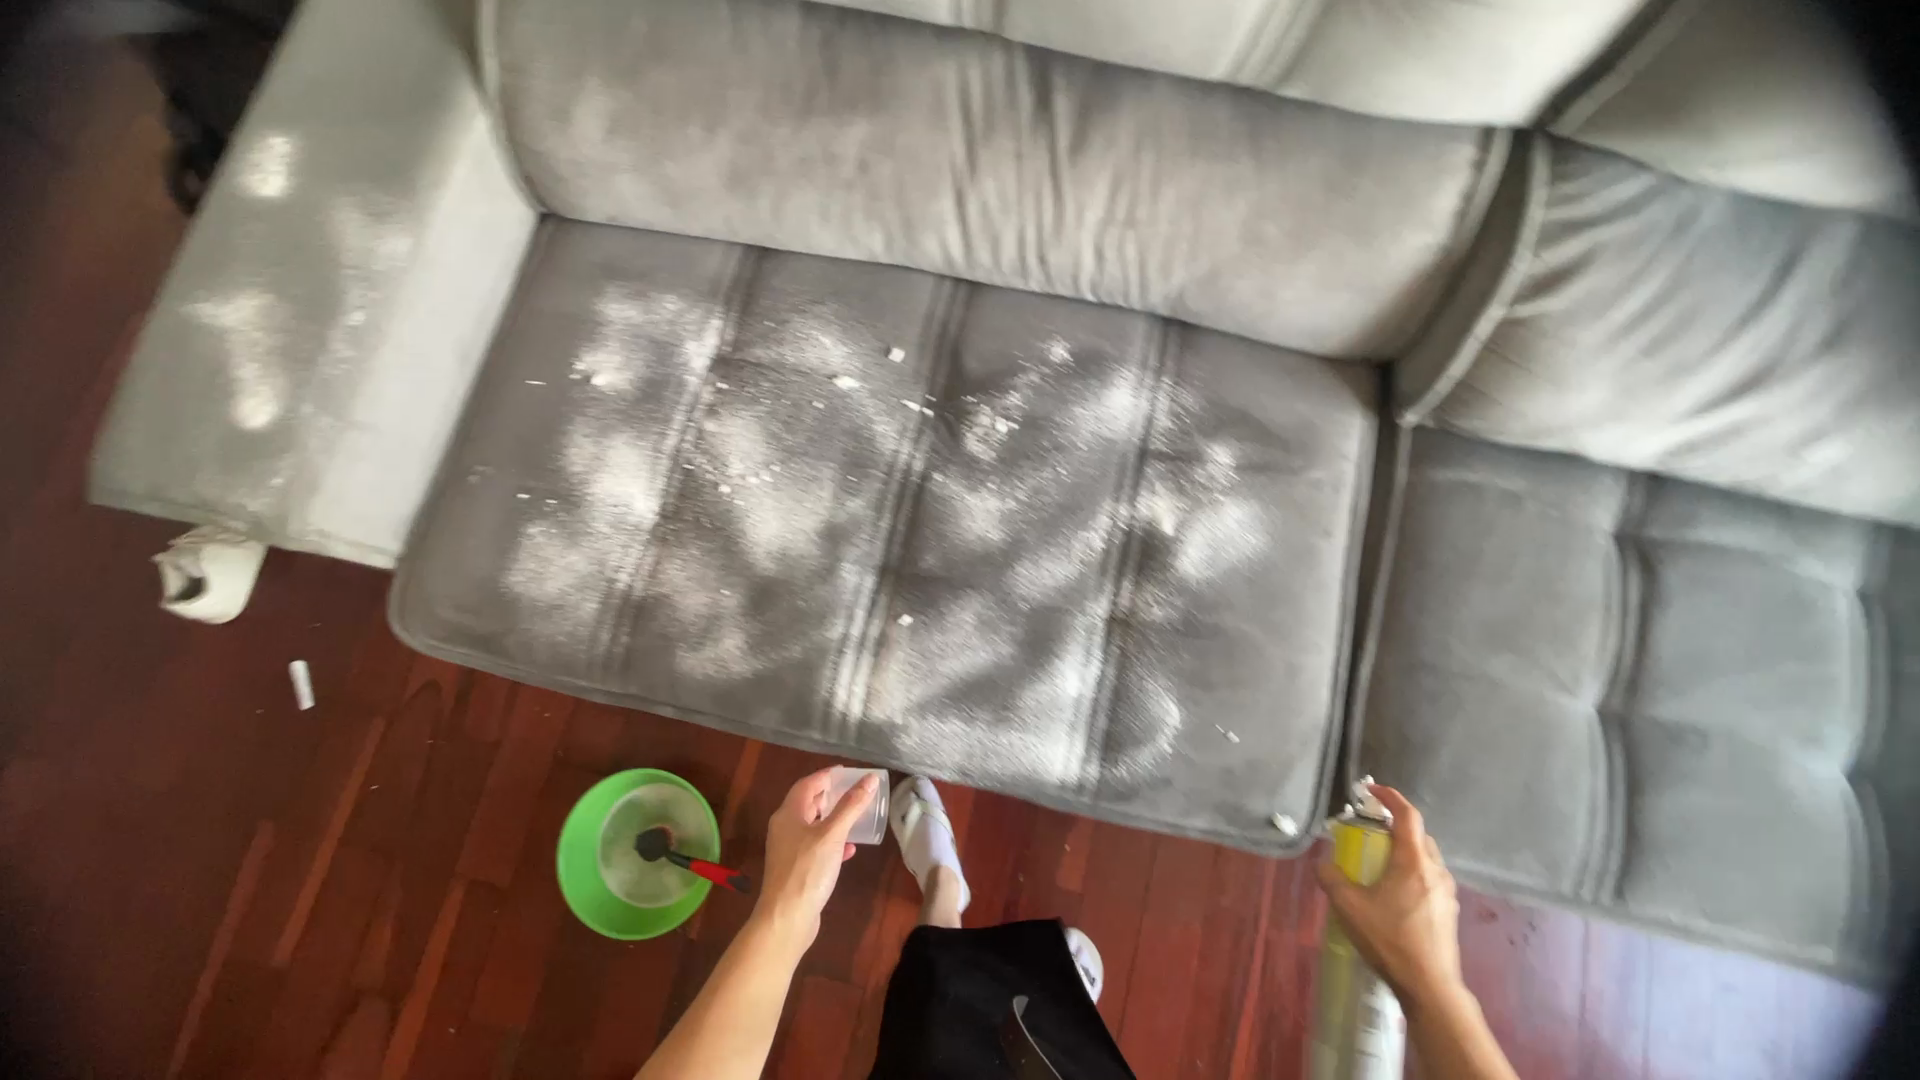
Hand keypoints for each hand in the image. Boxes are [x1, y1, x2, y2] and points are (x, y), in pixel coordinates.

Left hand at [753, 768, 876, 946]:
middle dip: (830, 796)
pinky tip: (849, 849)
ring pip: (813, 826)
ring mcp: (789, 850)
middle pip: (808, 803)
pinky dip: (832, 843)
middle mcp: (785, 828)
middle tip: (854, 791)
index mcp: (789, 814)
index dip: (827, 776)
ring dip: (833, 819)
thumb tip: (869, 779)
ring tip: (855, 815)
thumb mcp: (832, 834)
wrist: (786, 919)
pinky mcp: (796, 869)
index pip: (808, 784)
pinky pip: (816, 847)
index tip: (848, 772)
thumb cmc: (807, 870)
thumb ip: (851, 806)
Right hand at [1316, 784, 1465, 1014]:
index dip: (1391, 797)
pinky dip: (1411, 874)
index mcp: (1414, 862)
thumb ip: (1331, 878)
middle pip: (1419, 836)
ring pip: (1426, 859)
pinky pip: (1429, 880)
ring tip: (1380, 864)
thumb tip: (1324, 864)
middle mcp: (1436, 872)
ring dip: (1404, 852)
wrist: (1430, 986)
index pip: (1408, 816)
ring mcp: (1447, 894)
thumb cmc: (1389, 939)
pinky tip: (1394, 894)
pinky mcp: (1449, 913)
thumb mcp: (1348, 906)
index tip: (1372, 790)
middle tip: (1371, 831)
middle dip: (1396, 827)